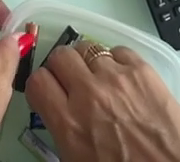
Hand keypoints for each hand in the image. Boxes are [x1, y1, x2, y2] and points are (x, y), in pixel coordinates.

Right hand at [26, 43, 179, 161]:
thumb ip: (63, 132)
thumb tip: (57, 111)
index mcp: (70, 125)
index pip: (37, 81)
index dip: (42, 85)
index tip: (49, 91)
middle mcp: (89, 94)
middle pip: (60, 56)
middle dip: (63, 68)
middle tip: (72, 81)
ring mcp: (116, 77)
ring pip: (88, 47)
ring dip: (89, 62)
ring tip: (99, 79)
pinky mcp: (142, 69)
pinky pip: (117, 50)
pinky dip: (116, 61)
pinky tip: (122, 79)